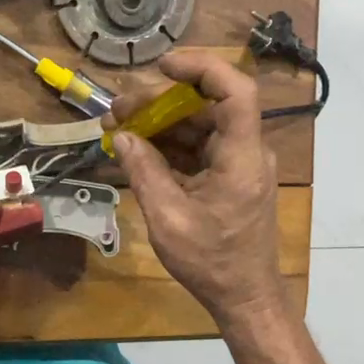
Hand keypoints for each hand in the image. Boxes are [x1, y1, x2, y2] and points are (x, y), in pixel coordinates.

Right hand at [110, 51, 285, 325]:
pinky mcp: (227, 179)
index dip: (201, 68)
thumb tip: (122, 136)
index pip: (234, 91)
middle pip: (207, 106)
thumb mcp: (168, 219)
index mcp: (241, 157)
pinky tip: (135, 148)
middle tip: (118, 108)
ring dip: (159, 123)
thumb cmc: (212, 262)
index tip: (161, 67)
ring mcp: (237, 166)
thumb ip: (144, 172)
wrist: (244, 297)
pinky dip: (168, 146)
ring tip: (118, 126)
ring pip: (199, 127)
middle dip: (161, 101)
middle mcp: (245, 152)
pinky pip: (197, 150)